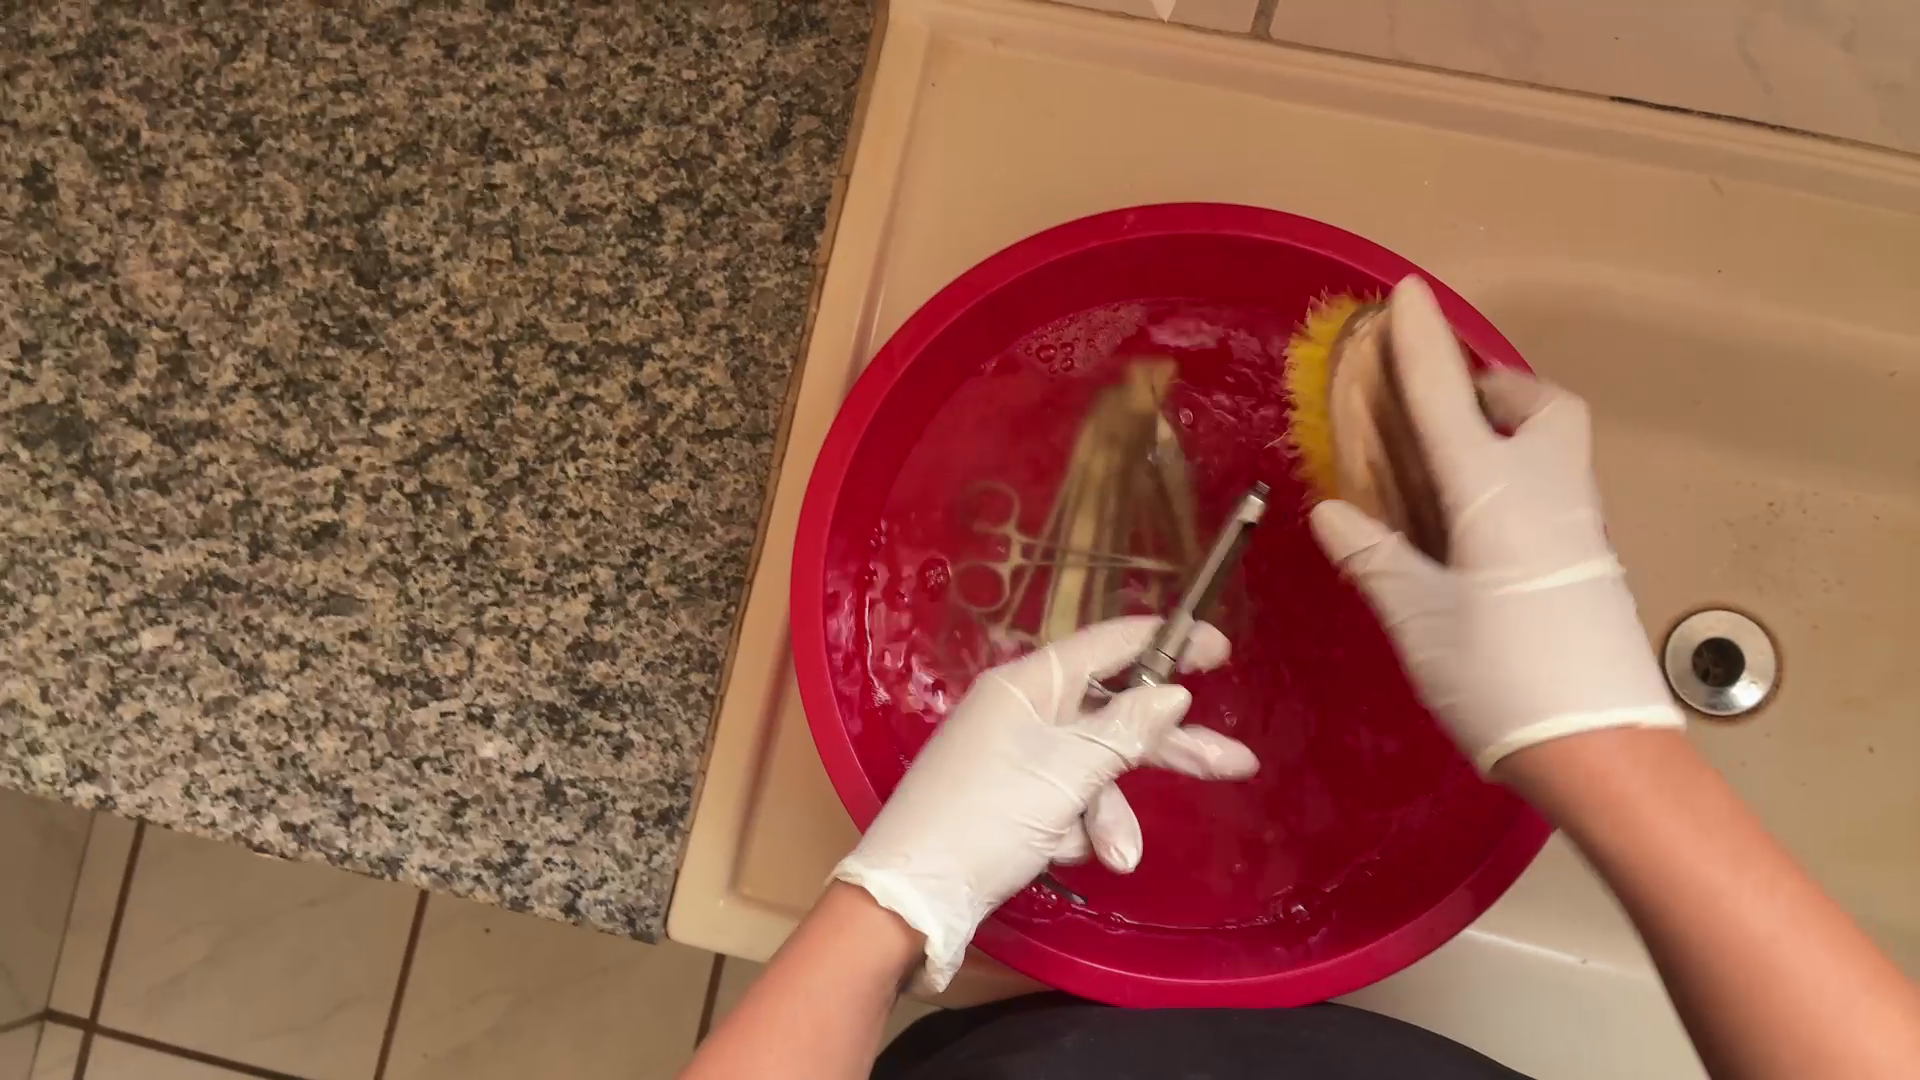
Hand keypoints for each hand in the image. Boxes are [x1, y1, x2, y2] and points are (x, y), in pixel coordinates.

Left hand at [833, 616, 1246, 990]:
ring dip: (1109, 813)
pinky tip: (1054, 850)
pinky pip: (1066, 800)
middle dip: (1166, 748)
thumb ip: (1125, 729)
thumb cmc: (988, 815)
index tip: (1218, 646)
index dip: (1164, 643)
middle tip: (1234, 761)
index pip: (1108, 647)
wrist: (914, 893)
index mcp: (1028, 684)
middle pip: (1113, 715)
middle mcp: (1024, 711)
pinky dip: (1072, 827)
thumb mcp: (1066, 771)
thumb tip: (1175, 692)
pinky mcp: (1015, 797)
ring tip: (1115, 856)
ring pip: (1092, 770)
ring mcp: (1018, 755)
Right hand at [1309, 276, 1683, 772]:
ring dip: (1504, 429)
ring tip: (1445, 464)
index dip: (1421, 343)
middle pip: (1540, 407)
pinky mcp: (1586, 561)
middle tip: (1443, 408)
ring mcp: (1577, 527)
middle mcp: (1547, 495)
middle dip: (1493, 387)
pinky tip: (1469, 524)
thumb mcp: (1414, 612)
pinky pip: (1551, 487)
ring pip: (1554, 446)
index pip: (1448, 400)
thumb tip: (1334, 513)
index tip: (1406, 291)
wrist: (1595, 749)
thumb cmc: (1495, 673)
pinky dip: (1510, 476)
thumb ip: (1372, 554)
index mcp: (1494, 496)